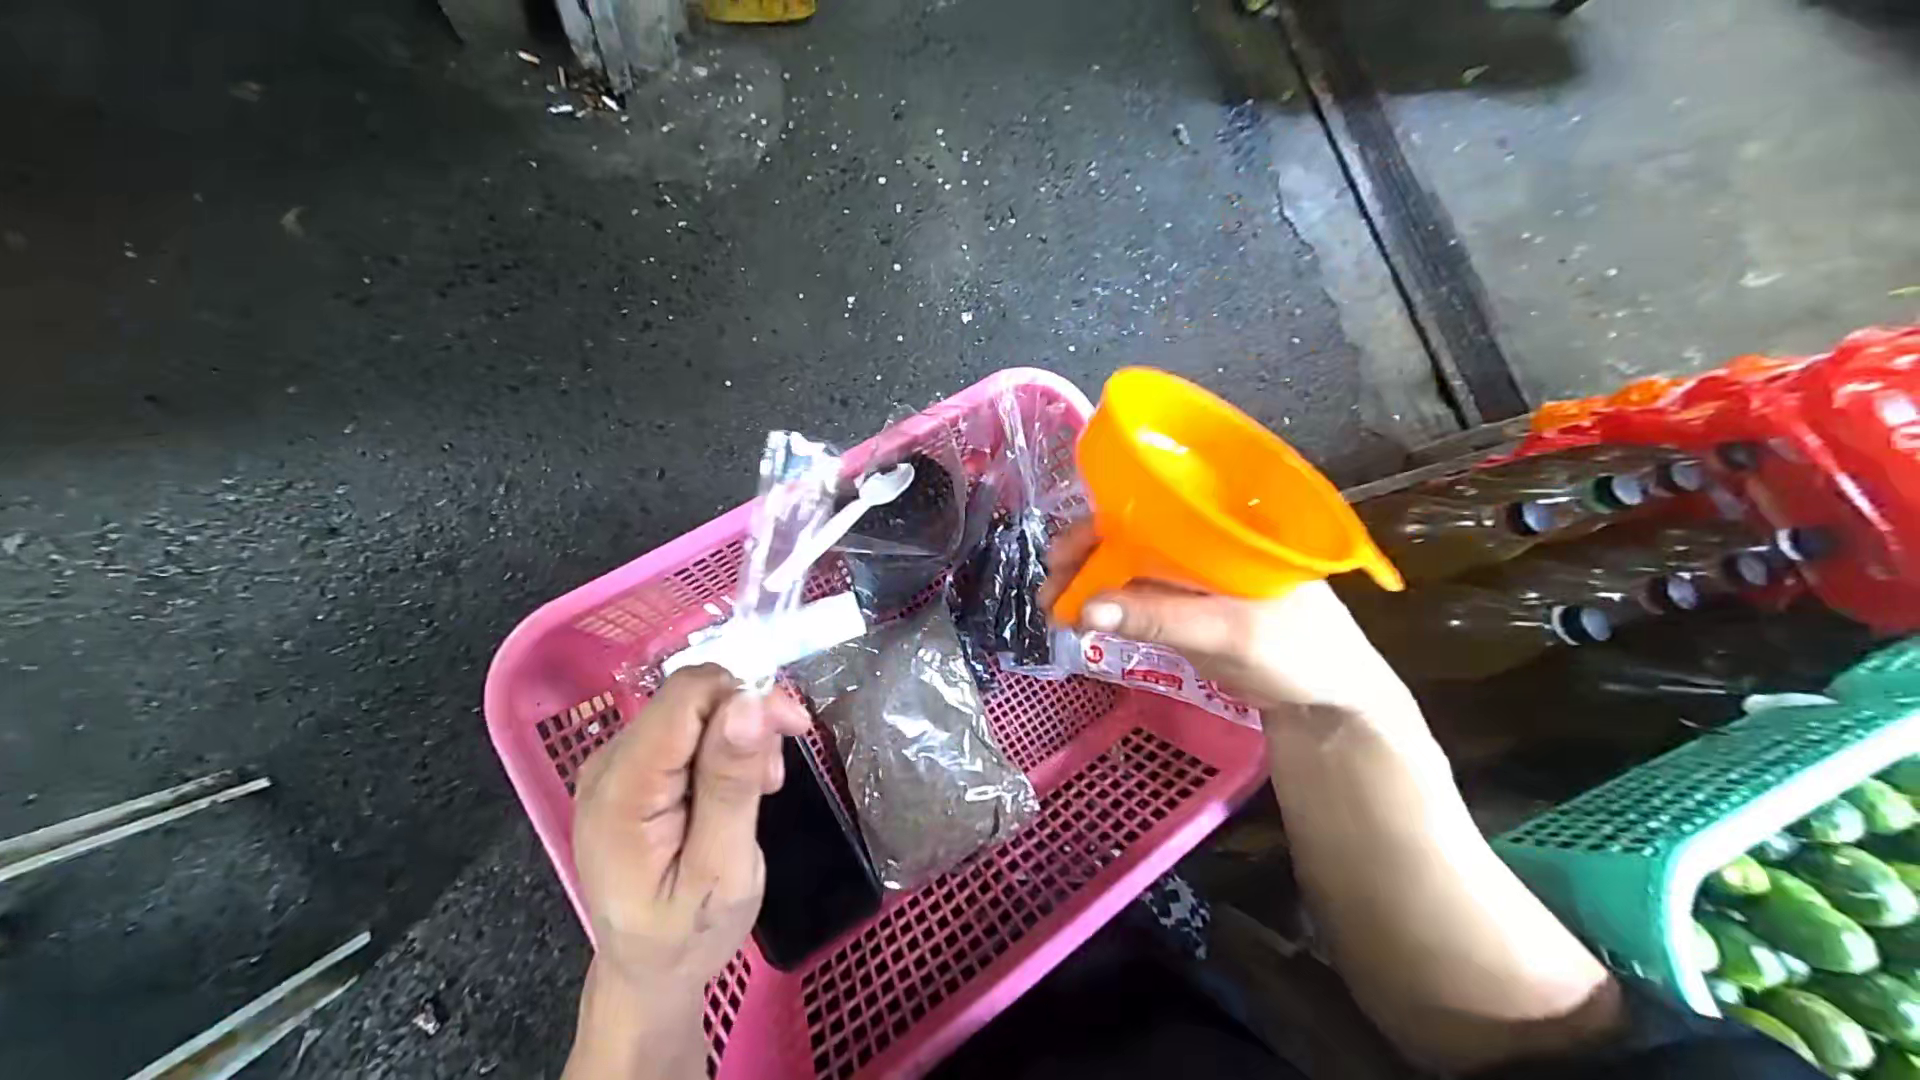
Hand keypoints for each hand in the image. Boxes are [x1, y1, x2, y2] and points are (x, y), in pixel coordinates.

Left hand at [571, 665, 812, 998]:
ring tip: (758, 789)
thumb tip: (749, 703)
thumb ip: (731, 784)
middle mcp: (609, 761)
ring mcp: (618, 762)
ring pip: (696, 705)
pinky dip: (728, 743)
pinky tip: (738, 785)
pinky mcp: (634, 766)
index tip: (794, 727)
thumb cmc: (688, 935)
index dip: (747, 696)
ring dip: (742, 734)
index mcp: (621, 790)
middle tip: (774, 775)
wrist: (648, 971)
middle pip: (692, 696)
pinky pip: (690, 725)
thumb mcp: (723, 870)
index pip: (687, 696)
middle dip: (748, 718)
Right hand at [1038, 524, 1420, 724]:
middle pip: (1131, 536)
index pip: (1150, 509)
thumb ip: (1159, 618)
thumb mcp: (1228, 633)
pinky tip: (1079, 617)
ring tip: (1053, 608)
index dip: (1101, 525)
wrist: (1326, 701)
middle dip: (1085, 558)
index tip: (1061, 554)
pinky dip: (1106, 605)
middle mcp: (1202, 539)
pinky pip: (1136, 595)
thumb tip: (1085, 608)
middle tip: (1049, 590)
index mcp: (1222, 525)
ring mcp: (1191, 572)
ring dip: (1088, 584)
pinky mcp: (1183, 603)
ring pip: (1127, 566)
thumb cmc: (1297, 653)